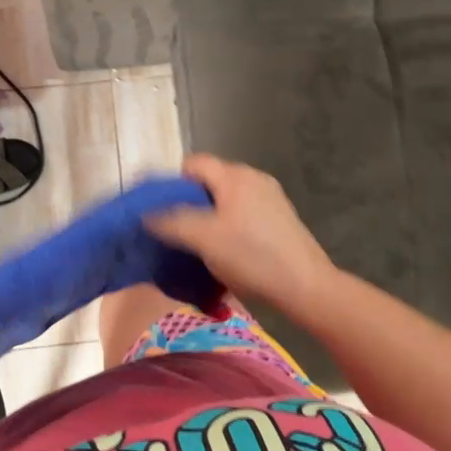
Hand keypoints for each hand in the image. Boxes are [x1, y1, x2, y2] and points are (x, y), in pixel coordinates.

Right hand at [145, 154, 336, 308]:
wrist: (305, 286)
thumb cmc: (252, 257)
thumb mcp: (204, 240)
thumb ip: (172, 223)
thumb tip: (146, 214)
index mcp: (235, 176)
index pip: (193, 163)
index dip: (171, 182)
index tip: (158, 209)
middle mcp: (254, 179)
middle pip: (210, 181)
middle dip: (189, 202)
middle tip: (174, 230)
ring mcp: (270, 198)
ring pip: (226, 200)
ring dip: (208, 217)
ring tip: (196, 244)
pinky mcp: (280, 219)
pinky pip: (243, 213)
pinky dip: (228, 226)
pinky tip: (224, 252)